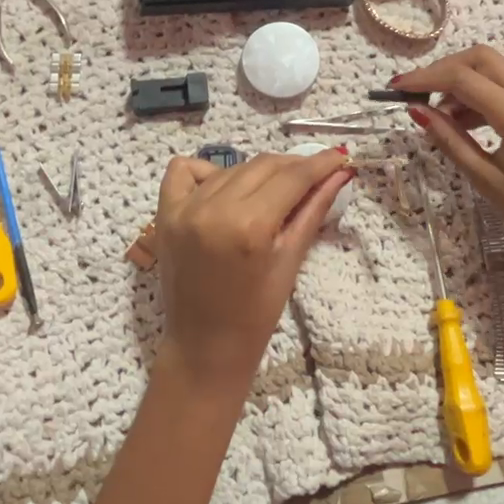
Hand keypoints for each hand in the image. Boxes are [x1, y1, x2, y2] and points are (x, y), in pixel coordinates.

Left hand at [154, 150, 353, 393]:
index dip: (320, 163)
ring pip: (232, 168)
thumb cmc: (255, 314)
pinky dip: (207, 171)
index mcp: (250, 226)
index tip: (339, 156)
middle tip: (314, 175)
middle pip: (263, 166)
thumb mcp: (290, 262)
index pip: (292, 178)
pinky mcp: (165, 213)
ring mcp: (185, 209)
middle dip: (293, 166)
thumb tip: (338, 174)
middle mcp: (215, 209)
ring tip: (272, 193)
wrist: (203, 347)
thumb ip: (312, 211)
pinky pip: (184, 170)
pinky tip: (224, 188)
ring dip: (257, 173)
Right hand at [392, 46, 503, 271]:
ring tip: (438, 115)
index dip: (426, 79)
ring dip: (463, 82)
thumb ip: (449, 139)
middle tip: (416, 93)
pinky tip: (463, 121)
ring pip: (497, 70)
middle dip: (444, 70)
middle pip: (482, 60)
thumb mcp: (485, 179)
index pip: (465, 79)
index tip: (396, 88)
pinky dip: (482, 94)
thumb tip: (416, 111)